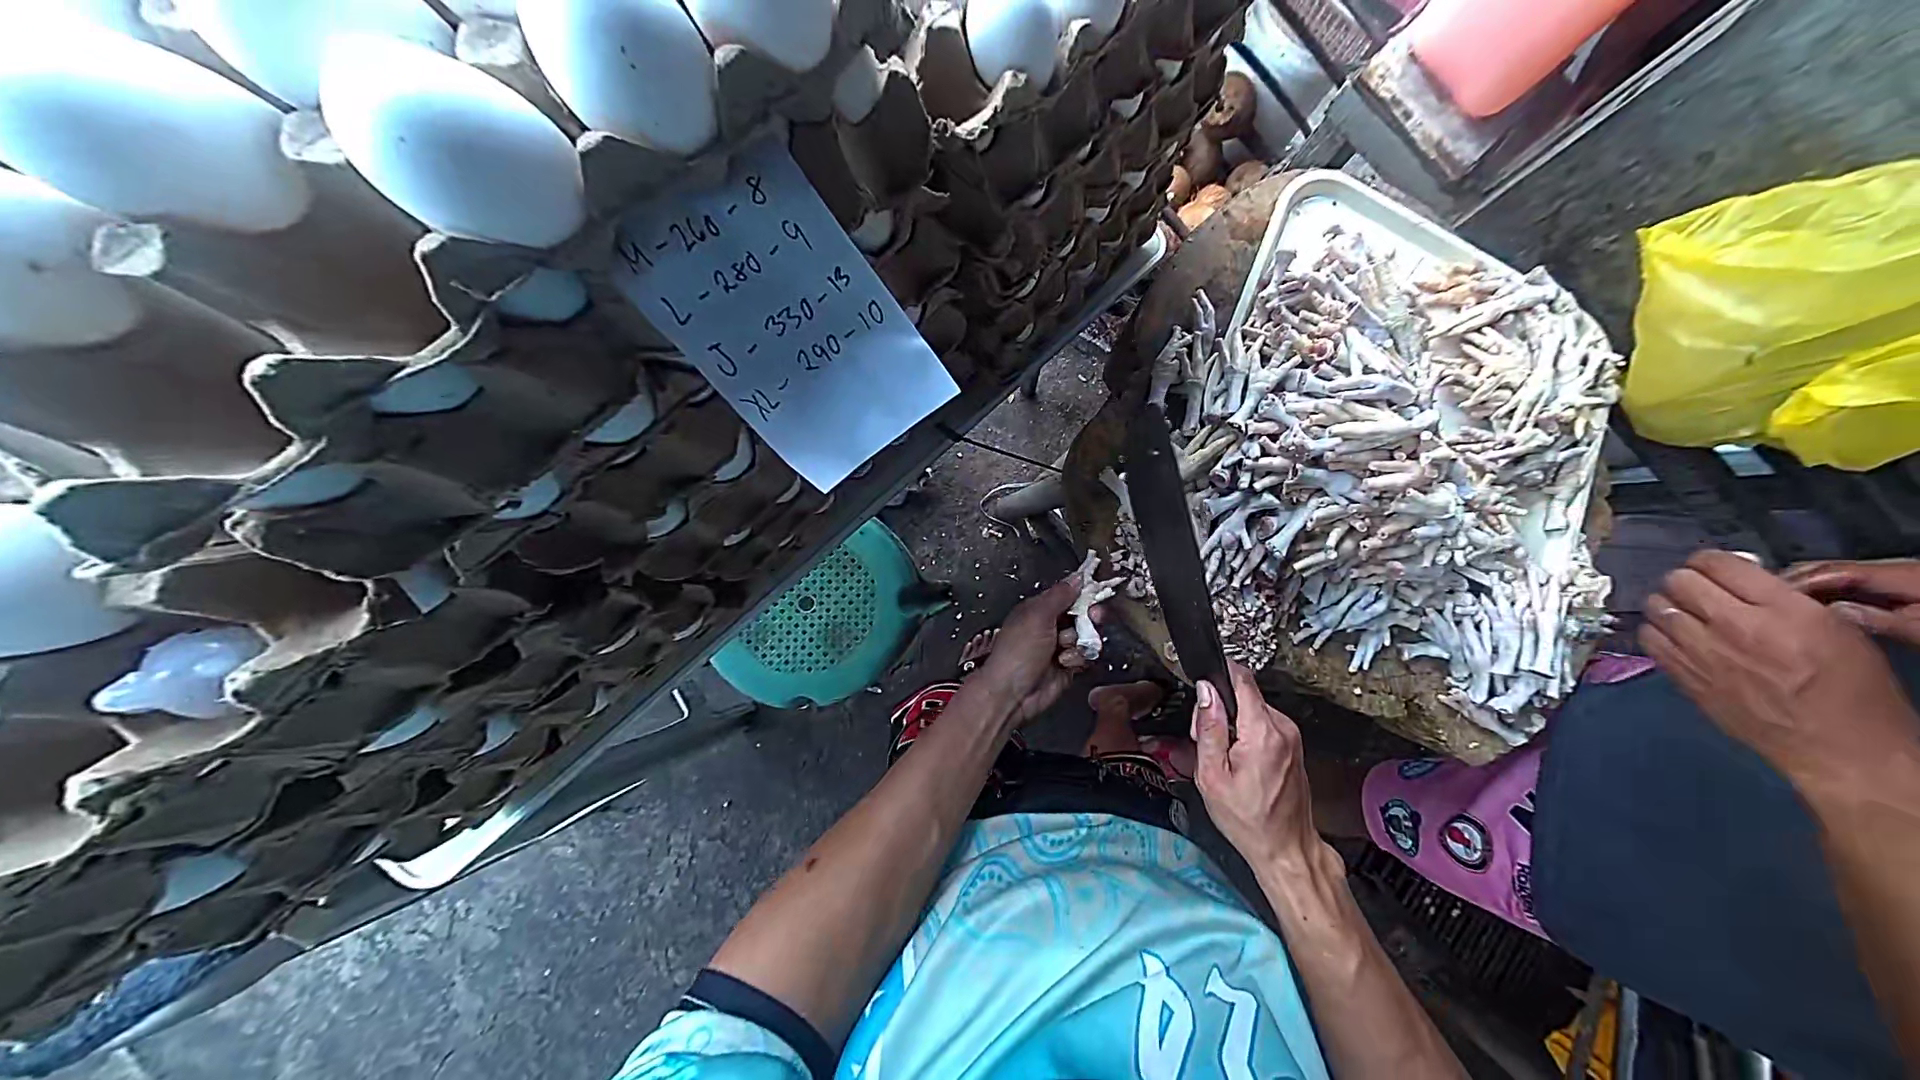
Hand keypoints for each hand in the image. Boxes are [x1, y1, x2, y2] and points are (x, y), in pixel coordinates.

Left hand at [971, 573, 1099, 725]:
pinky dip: (1078, 659)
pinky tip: (1065, 662)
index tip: (1094, 596)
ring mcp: (1059, 647)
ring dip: (1080, 641)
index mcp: (1039, 609)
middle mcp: (1050, 626)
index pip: (1068, 595)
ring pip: (1087, 636)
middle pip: (1083, 615)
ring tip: (1064, 647)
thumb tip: (1076, 578)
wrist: (1012, 693)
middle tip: (1091, 619)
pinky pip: (1086, 657)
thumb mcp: (1037, 616)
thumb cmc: (1016, 652)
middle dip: (1089, 618)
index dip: (1083, 594)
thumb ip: (1060, 595)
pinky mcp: (1068, 666)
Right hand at [1193, 662, 1323, 871]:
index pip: (1242, 679)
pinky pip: (1262, 724)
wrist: (1285, 848)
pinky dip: (1245, 735)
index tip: (1204, 692)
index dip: (1218, 679)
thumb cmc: (1249, 820)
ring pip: (1251, 709)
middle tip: (1208, 742)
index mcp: (1263, 733)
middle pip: (1243, 695)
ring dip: (1232, 724)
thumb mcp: (1212, 775)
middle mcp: (1283, 729)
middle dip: (1220, 710)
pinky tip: (1239, 762)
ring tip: (1224, 757)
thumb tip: (1206, 692)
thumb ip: (1208, 728)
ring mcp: (1291, 737)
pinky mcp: (1293, 745)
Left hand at [1640, 551, 1919, 795]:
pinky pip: (1649, 638)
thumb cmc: (1852, 692)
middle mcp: (1736, 626)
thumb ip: (1781, 599)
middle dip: (1685, 580)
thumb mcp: (1836, 630)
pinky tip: (1673, 636)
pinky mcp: (1684, 675)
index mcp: (1784, 611)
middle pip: (1678, 580)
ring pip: (1656, 606)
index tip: (1713, 567)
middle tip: (1697, 590)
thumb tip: (1741, 579)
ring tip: (1683, 612)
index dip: (1711, 561)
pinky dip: (1656, 631)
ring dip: (1667, 604)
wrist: (1841, 748)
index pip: (1719, 563)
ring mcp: (1703, 651)